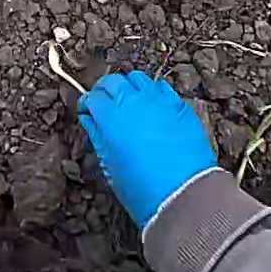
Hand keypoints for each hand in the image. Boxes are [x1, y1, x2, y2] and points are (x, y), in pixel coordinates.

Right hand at [78, 71, 217, 227]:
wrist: (183, 193)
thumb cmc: (143, 188)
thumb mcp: (110, 166)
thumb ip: (97, 136)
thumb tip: (89, 119)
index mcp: (112, 118)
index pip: (93, 97)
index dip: (87, 103)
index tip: (86, 110)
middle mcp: (134, 102)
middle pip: (113, 81)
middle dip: (104, 89)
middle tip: (102, 103)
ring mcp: (158, 99)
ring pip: (137, 77)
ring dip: (128, 85)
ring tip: (126, 100)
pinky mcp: (177, 103)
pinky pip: (160, 86)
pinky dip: (150, 90)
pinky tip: (149, 103)